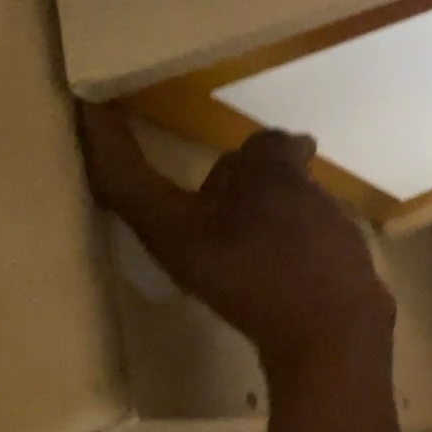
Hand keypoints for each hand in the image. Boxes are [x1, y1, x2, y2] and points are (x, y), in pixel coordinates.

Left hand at [78, 102, 393, 377]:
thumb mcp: (279, 191)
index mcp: (173, 227)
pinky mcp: (271, 268)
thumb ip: (267, 154)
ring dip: (255, 174)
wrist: (335, 331)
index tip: (96, 99)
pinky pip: (264, 219)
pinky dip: (281, 196)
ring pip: (231, 203)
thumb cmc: (294, 260)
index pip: (120, 173)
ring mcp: (232, 259)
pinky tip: (315, 189)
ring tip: (293, 148)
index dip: (104, 135)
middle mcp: (191, 243)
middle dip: (210, 153)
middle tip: (238, 118)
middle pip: (184, 186)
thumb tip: (278, 143)